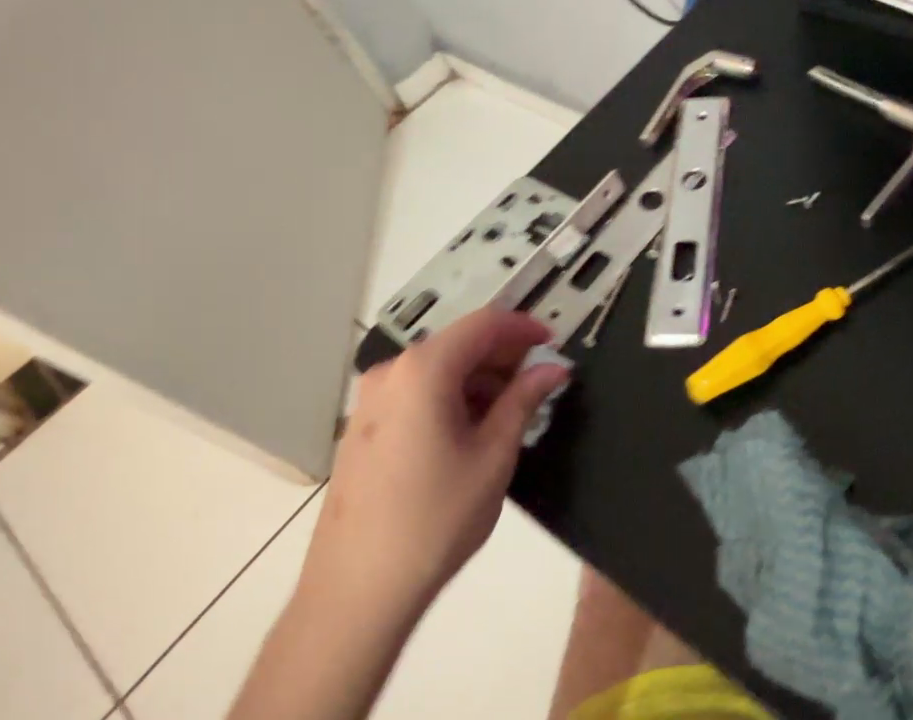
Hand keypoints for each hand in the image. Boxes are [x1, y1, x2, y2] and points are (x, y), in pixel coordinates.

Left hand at [299, 309, 565, 625]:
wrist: (356, 590)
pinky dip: (450, 399)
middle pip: (458, 343)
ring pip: (437, 371)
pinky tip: (470, 436)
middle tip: (539, 385)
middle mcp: (391, 373)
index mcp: (424, 371)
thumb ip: (524, 401)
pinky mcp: (362, 429)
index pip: (484, 323)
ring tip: (510, 417)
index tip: (555, 345)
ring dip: (478, 381)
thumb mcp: (494, 457)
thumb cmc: (435, 519)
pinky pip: (416, 395)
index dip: (524, 327)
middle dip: (503, 357)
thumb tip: (552, 369)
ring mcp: (370, 402)